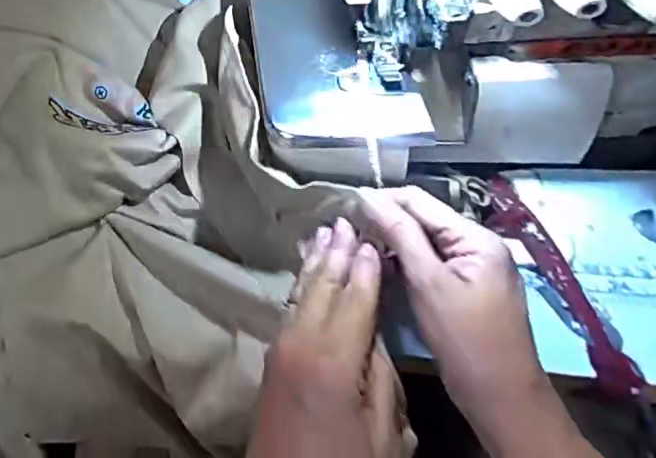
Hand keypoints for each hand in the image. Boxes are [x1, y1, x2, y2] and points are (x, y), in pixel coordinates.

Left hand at [250, 218, 414, 457]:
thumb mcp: (382, 436)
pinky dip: (303, 282)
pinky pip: (292, 305)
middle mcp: (302, 341)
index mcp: (334, 360)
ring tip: (326, 231)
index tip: (374, 241)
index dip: (367, 271)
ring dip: (317, 260)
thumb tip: (375, 335)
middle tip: (347, 219)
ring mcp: (282, 345)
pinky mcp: (274, 355)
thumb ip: (381, 380)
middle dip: (338, 252)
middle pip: (324, 286)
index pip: (355, 302)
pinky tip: (307, 269)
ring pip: (303, 291)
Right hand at [362, 188, 588, 457]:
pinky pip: (432, 258)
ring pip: (425, 238)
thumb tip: (366, 194)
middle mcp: (478, 243)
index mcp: (476, 237)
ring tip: (361, 243)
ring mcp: (475, 265)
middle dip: (387, 220)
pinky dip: (408, 259)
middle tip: (350, 227)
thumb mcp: (427, 282)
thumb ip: (398, 232)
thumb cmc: (465, 341)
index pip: (419, 200)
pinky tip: (384, 264)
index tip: (346, 206)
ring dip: (394, 240)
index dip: (381, 199)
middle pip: (423, 217)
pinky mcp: (468, 284)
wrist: (503, 403)